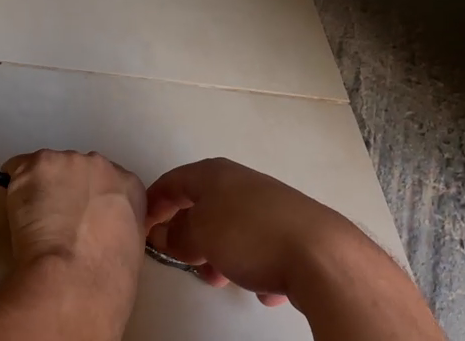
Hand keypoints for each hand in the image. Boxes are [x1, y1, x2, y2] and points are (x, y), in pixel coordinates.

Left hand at [0, 151, 146, 340]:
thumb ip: (119, 223)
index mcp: (127, 184)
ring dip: (42, 188)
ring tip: (38, 222)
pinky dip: (17, 189)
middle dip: (67, 189)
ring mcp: (63, 161)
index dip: (92, 199)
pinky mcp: (32, 166)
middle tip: (60, 220)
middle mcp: (97, 163)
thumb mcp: (131, 248)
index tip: (83, 216)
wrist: (74, 278)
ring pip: (47, 169)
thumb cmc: (107, 278)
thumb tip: (102, 225)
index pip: (108, 181)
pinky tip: (20, 214)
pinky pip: (18, 170)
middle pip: (76, 169)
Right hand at [146, 158, 446, 340]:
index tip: (142, 227)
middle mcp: (242, 182)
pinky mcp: (298, 231)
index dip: (154, 203)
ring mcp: (272, 205)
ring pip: (234, 228)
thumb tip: (163, 235)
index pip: (172, 181)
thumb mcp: (200, 235)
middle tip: (184, 260)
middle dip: (190, 235)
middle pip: (204, 205)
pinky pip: (265, 247)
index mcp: (214, 173)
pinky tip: (262, 290)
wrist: (322, 255)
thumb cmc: (250, 235)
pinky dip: (256, 266)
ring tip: (221, 279)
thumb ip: (176, 234)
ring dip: (221, 254)